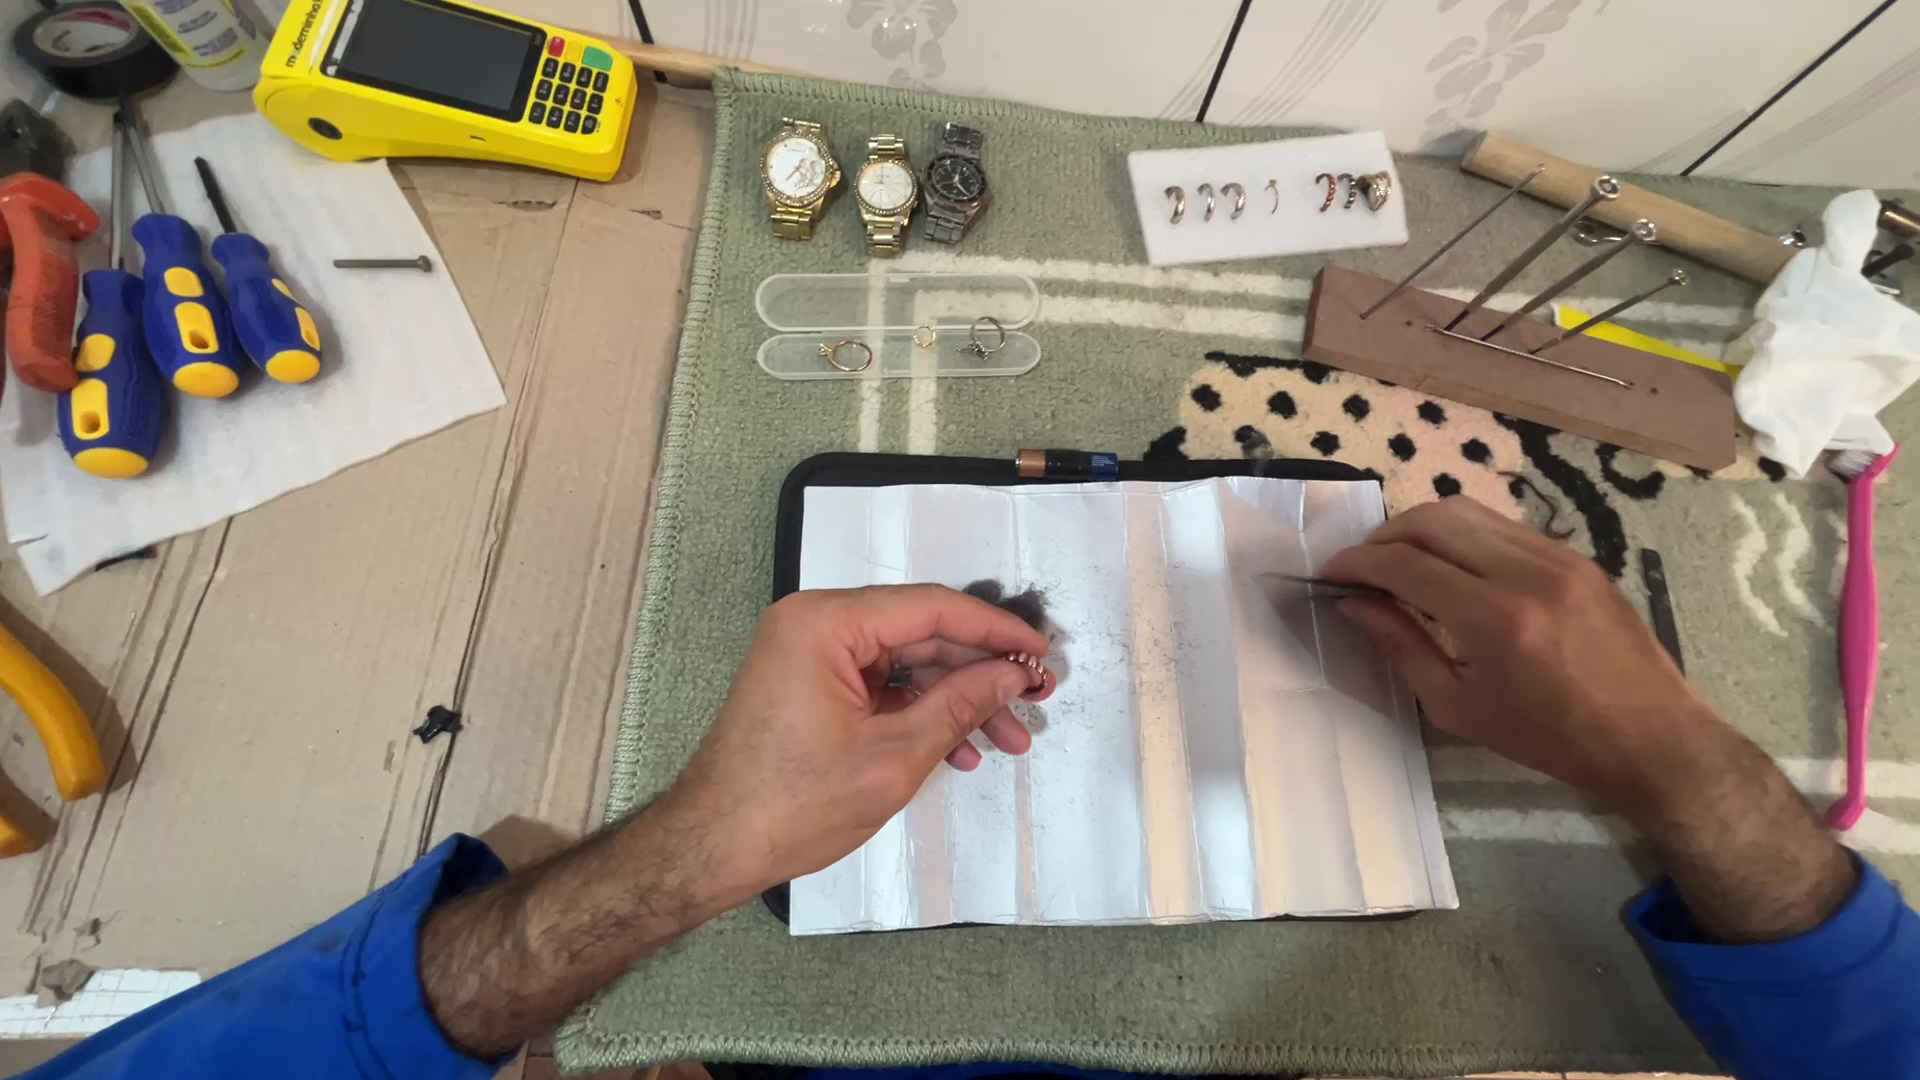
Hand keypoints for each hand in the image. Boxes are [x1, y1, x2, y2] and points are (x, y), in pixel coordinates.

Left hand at [652, 584, 1047, 904]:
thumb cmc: (793, 806)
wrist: (712, 850)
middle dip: (980, 671)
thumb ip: (959, 705)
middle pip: (921, 633)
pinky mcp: (818, 682)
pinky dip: (922, 712)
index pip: (930, 608)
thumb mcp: (892, 758)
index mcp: (826, 622)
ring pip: (908, 662)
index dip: (994, 630)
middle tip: (1035, 697)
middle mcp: (818, 622)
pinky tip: (961, 748)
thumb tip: (1014, 675)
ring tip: (1009, 736)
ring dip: (958, 698)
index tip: (1041, 652)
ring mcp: (816, 652)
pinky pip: (884, 684)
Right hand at [1322, 496, 1852, 941]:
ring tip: (1397, 560)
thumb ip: (1398, 644)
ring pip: (1464, 512)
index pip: (1403, 564)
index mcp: (1495, 618)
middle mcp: (1527, 573)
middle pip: (1430, 521)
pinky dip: (1457, 534)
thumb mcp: (1454, 704)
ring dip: (1417, 529)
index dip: (1356, 563)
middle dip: (1381, 537)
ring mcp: (1558, 558)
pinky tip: (1446, 565)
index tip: (1329, 575)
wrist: (1654, 741)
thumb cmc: (1546, 736)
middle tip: (1360, 566)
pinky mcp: (1575, 556)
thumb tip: (1352, 604)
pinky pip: (1498, 525)